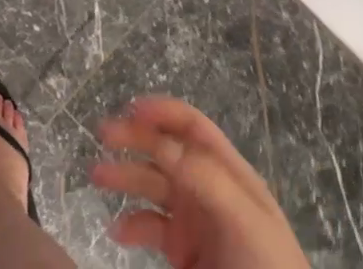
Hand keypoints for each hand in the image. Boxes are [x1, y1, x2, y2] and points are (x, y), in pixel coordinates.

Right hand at [93, 96, 311, 268]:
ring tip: (96, 176)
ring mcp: (195, 221)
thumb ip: (206, 180)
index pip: (193, 128)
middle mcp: (209, 190)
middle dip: (134, 139)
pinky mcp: (183, 251)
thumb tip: (162, 143)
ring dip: (124, 177)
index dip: (163, 112)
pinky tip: (117, 231)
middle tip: (102, 134)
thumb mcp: (244, 221)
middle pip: (166, 152)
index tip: (129, 109)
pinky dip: (131, 224)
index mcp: (229, 174)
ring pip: (152, 186)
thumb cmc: (266, 267)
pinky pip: (150, 227)